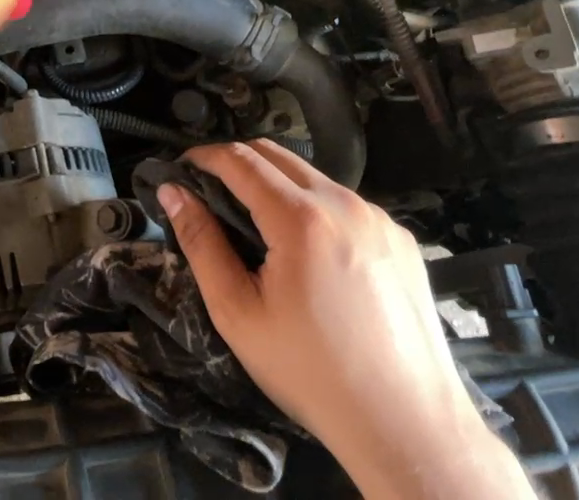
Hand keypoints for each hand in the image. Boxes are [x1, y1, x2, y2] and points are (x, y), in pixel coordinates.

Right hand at [158, 141, 532, 499]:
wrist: (405, 423)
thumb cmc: (310, 370)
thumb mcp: (237, 311)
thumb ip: (201, 242)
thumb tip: (172, 193)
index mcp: (301, 218)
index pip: (241, 160)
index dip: (204, 157)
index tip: (181, 168)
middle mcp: (345, 204)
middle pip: (278, 155)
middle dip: (237, 162)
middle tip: (210, 192)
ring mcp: (380, 220)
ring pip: (315, 179)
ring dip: (278, 186)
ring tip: (259, 230)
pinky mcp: (402, 241)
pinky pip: (347, 208)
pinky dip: (317, 211)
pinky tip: (312, 257)